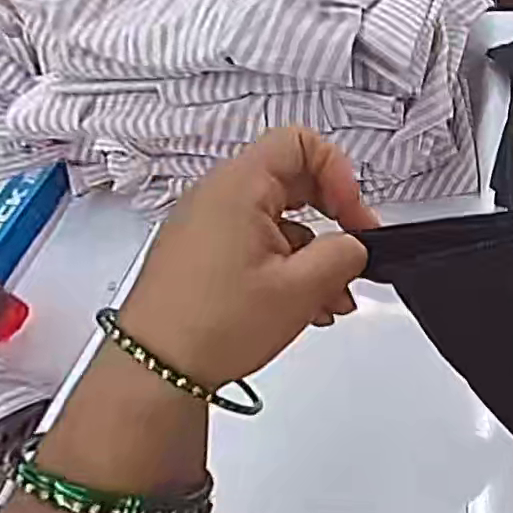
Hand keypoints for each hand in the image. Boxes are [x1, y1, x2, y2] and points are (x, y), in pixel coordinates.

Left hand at [117, 128, 379, 388]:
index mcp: (240, 187)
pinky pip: (264, 243)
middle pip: (296, 181)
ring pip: (285, 219)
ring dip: (319, 252)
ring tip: (334, 296)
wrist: (157, 369)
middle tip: (355, 251)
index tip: (352, 215)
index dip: (338, 173)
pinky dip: (294, 266)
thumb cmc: (216, 324)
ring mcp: (212, 225)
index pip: (300, 143)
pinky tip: (309, 305)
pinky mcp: (209, 252)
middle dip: (336, 216)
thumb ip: (346, 253)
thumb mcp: (303, 287)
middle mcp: (221, 197)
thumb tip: (355, 246)